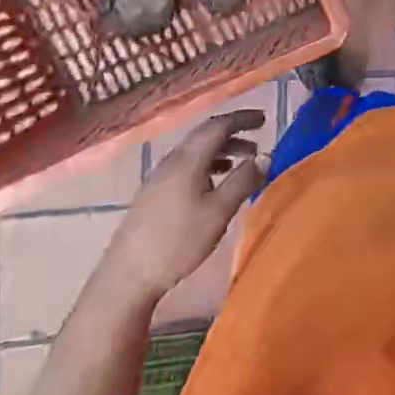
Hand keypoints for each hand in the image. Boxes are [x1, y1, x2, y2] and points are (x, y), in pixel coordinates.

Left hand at [105, 109, 265, 299]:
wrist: (127, 276)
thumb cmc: (178, 242)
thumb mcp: (219, 212)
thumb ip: (244, 181)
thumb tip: (266, 155)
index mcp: (188, 159)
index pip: (218, 126)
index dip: (242, 119)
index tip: (264, 118)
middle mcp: (172, 160)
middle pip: (205, 134)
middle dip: (233, 131)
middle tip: (257, 133)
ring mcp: (159, 176)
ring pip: (195, 150)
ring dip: (221, 148)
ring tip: (242, 160)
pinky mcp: (153, 193)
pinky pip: (186, 164)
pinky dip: (207, 162)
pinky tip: (214, 181)